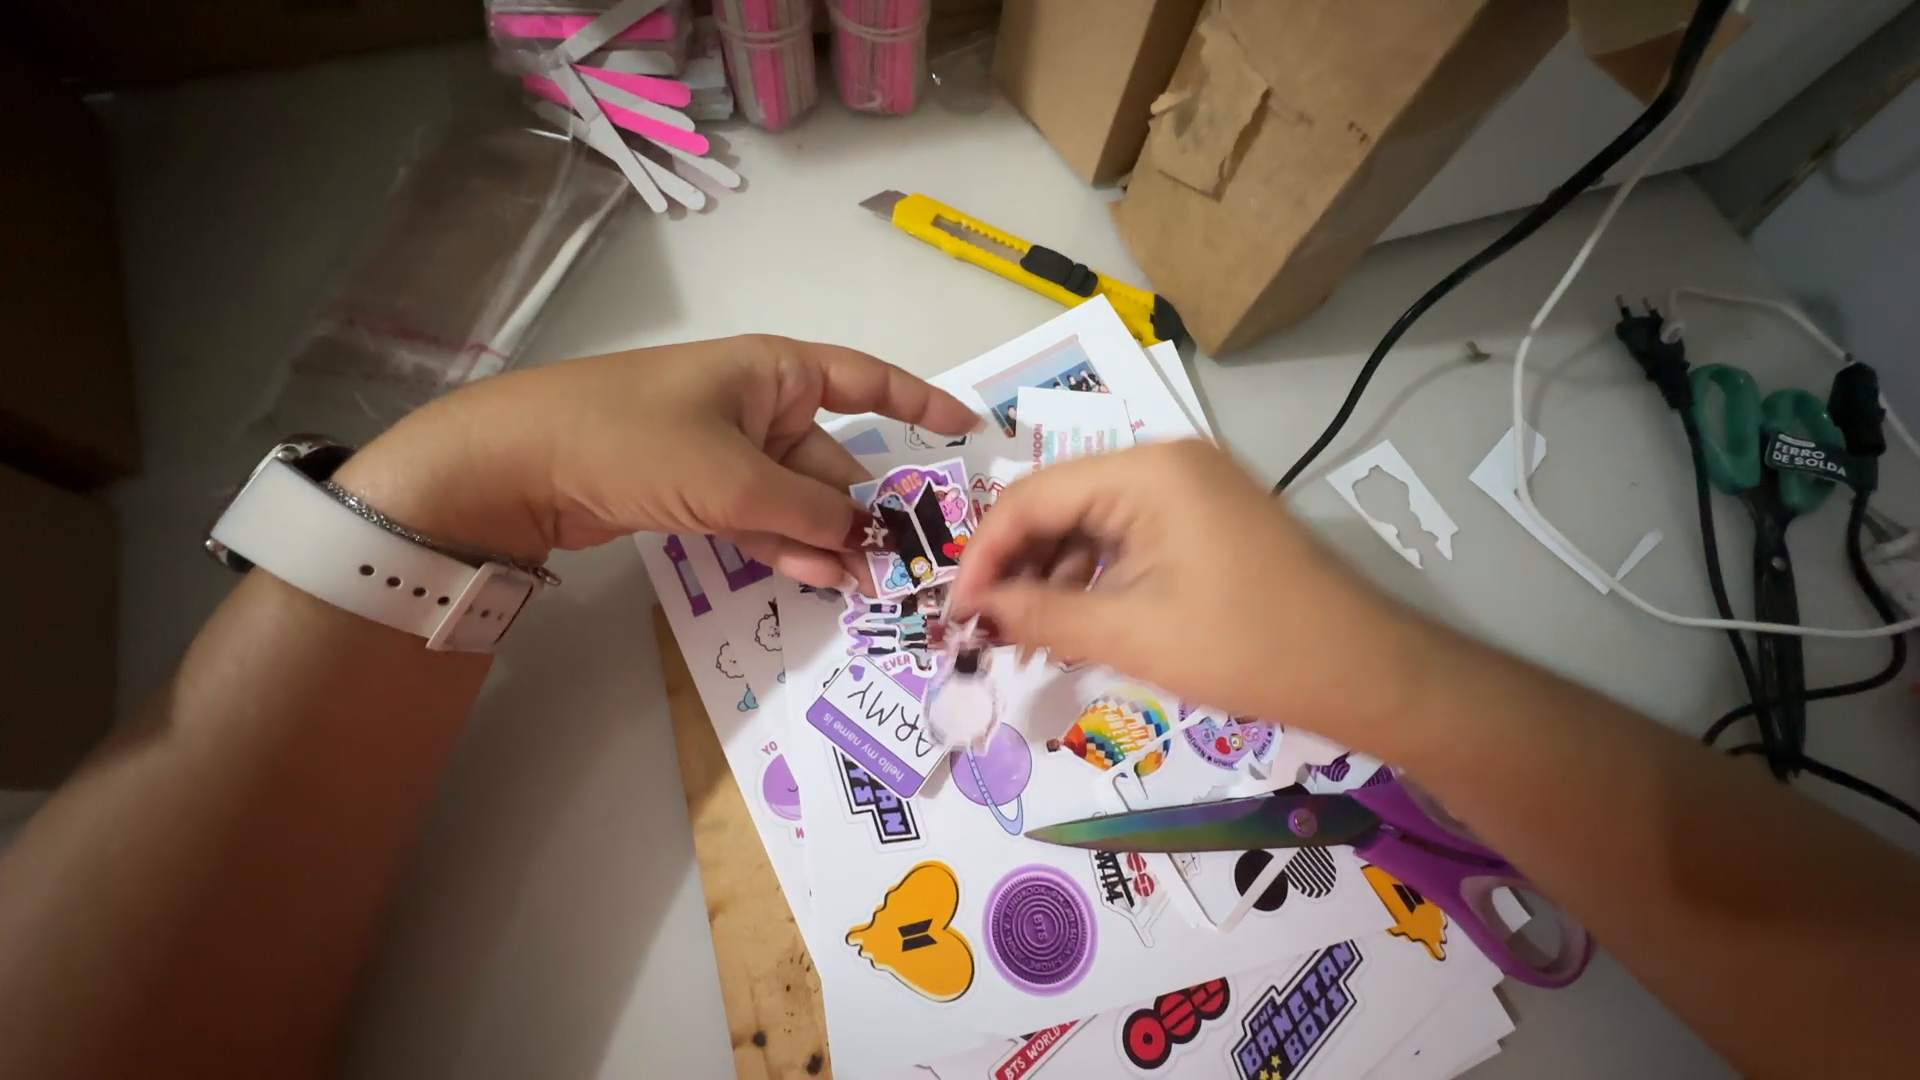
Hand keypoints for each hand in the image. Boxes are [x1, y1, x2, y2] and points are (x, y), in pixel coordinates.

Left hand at [331, 336, 978, 586]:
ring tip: (853, 585)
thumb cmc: (636, 440)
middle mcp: (760, 405)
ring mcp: (730, 450)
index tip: (965, 431)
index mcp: (775, 373)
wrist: (518, 465)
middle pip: (832, 458)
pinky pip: (762, 515)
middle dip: (860, 509)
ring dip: (824, 538)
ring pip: (798, 496)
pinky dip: (785, 543)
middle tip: (896, 564)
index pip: (867, 381)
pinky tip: (811, 577)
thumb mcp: (734, 477)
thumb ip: (808, 511)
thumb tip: (862, 542)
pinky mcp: (703, 488)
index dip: (921, 404)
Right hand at [948, 441, 1427, 746]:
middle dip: (1017, 568)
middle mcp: (1163, 464)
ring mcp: (1186, 490)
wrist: (1367, 673)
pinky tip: (1072, 625)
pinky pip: (1124, 541)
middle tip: (987, 629)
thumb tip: (970, 612)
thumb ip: (1039, 616)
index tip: (957, 611)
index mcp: (1145, 471)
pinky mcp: (1200, 521)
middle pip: (1057, 506)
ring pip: (1087, 526)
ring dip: (1051, 580)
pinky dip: (1092, 581)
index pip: (1031, 496)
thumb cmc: (1247, 647)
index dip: (984, 554)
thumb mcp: (1130, 634)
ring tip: (1026, 639)